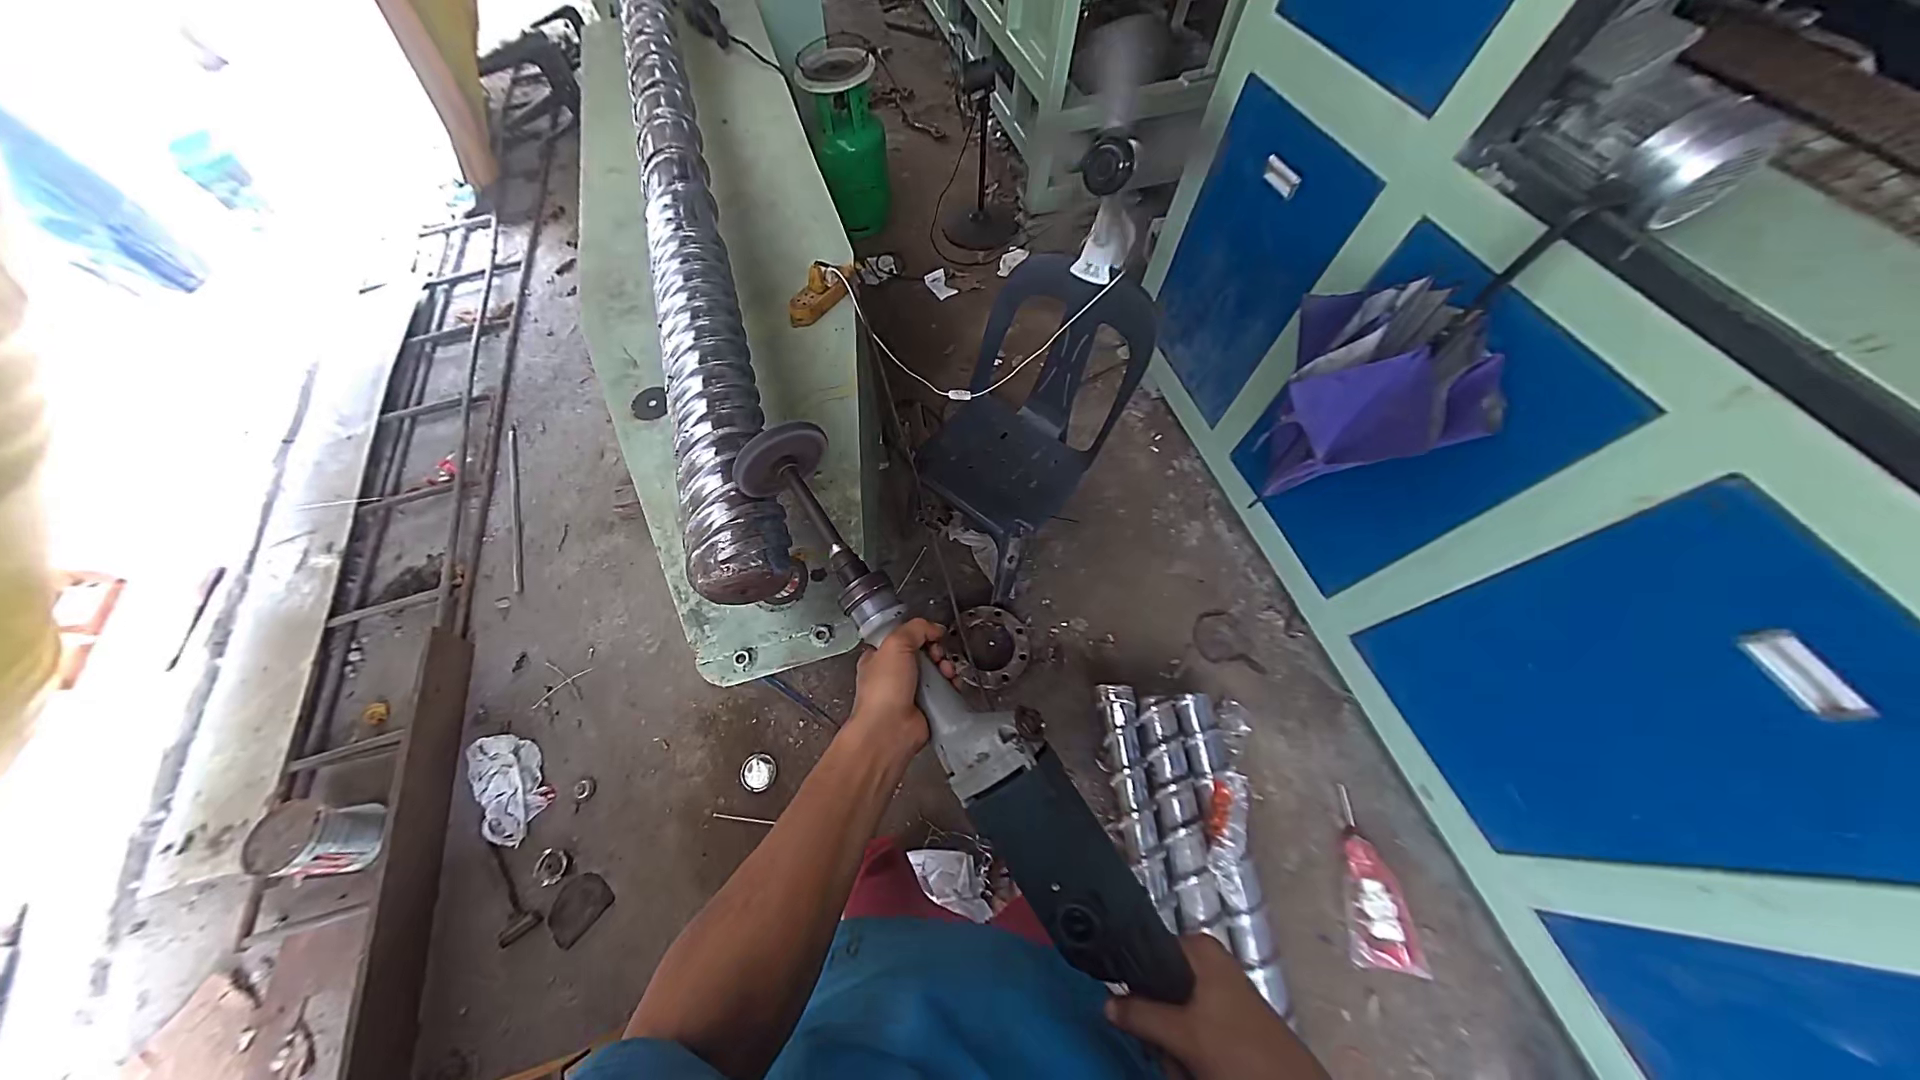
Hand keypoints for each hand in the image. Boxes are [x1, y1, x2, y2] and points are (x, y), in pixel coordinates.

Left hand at [845, 619, 954, 766]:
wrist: (890, 730)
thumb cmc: (883, 690)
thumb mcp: (896, 644)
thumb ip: (916, 628)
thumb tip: (934, 628)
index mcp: (879, 657)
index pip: (904, 637)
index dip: (919, 633)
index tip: (930, 633)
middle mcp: (894, 674)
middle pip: (924, 653)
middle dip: (936, 650)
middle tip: (938, 654)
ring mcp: (911, 691)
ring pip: (936, 670)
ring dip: (946, 667)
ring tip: (946, 670)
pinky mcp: (926, 707)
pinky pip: (944, 690)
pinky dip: (952, 685)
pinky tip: (952, 683)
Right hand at [1107, 936, 1328, 1079]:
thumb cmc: (1241, 1055)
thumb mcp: (1184, 1034)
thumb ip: (1140, 1014)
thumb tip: (1105, 1002)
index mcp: (1200, 949)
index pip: (1147, 951)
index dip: (1133, 981)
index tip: (1127, 1010)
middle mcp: (1209, 964)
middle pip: (1159, 988)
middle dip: (1157, 1027)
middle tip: (1166, 1051)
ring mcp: (1220, 995)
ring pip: (1173, 1017)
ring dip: (1171, 1048)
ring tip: (1185, 1070)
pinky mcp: (1228, 1026)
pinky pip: (1192, 1034)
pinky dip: (1188, 1056)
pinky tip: (1194, 1074)